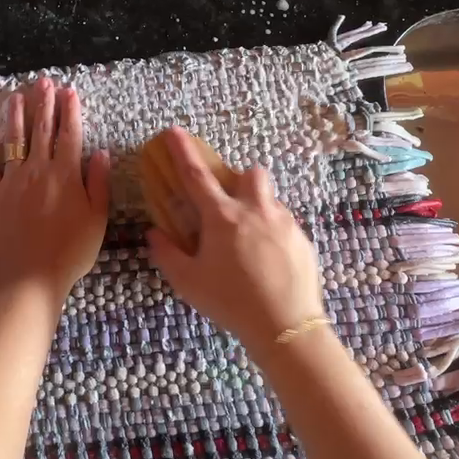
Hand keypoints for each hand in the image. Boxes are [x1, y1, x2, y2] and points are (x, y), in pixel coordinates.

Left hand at [0, 79, 111, 308]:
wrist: (30, 280)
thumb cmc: (70, 253)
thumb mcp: (97, 220)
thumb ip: (99, 184)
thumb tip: (101, 152)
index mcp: (66, 175)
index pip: (70, 134)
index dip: (71, 110)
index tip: (70, 91)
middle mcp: (38, 171)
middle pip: (41, 130)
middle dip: (44, 103)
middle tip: (43, 82)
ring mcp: (12, 182)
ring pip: (14, 140)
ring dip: (16, 115)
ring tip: (16, 95)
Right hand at [145, 127, 327, 358]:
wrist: (287, 327)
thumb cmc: (231, 302)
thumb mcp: (188, 282)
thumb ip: (167, 253)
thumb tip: (154, 233)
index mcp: (222, 217)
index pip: (196, 175)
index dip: (182, 151)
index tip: (174, 131)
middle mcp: (255, 211)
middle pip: (251, 174)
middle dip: (240, 180)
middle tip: (231, 206)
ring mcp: (284, 223)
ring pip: (271, 199)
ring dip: (259, 207)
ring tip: (251, 240)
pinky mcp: (304, 241)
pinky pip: (287, 225)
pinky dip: (275, 234)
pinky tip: (270, 263)